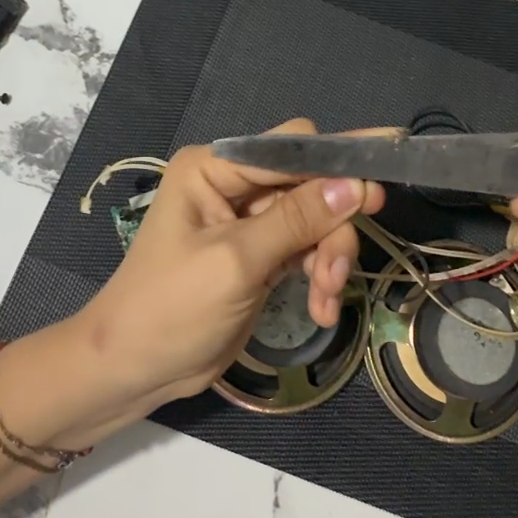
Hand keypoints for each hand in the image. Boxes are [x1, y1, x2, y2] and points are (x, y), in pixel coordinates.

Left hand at [50, 119, 385, 437]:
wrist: (134, 369)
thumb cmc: (171, 307)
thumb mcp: (236, 261)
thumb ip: (296, 220)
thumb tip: (355, 184)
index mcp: (214, 168)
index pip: (288, 147)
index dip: (336, 160)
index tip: (382, 175)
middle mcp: (234, 185)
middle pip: (309, 186)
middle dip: (331, 226)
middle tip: (339, 270)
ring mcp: (249, 221)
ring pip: (316, 220)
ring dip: (329, 258)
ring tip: (326, 298)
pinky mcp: (261, 255)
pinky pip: (307, 251)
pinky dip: (320, 276)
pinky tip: (321, 309)